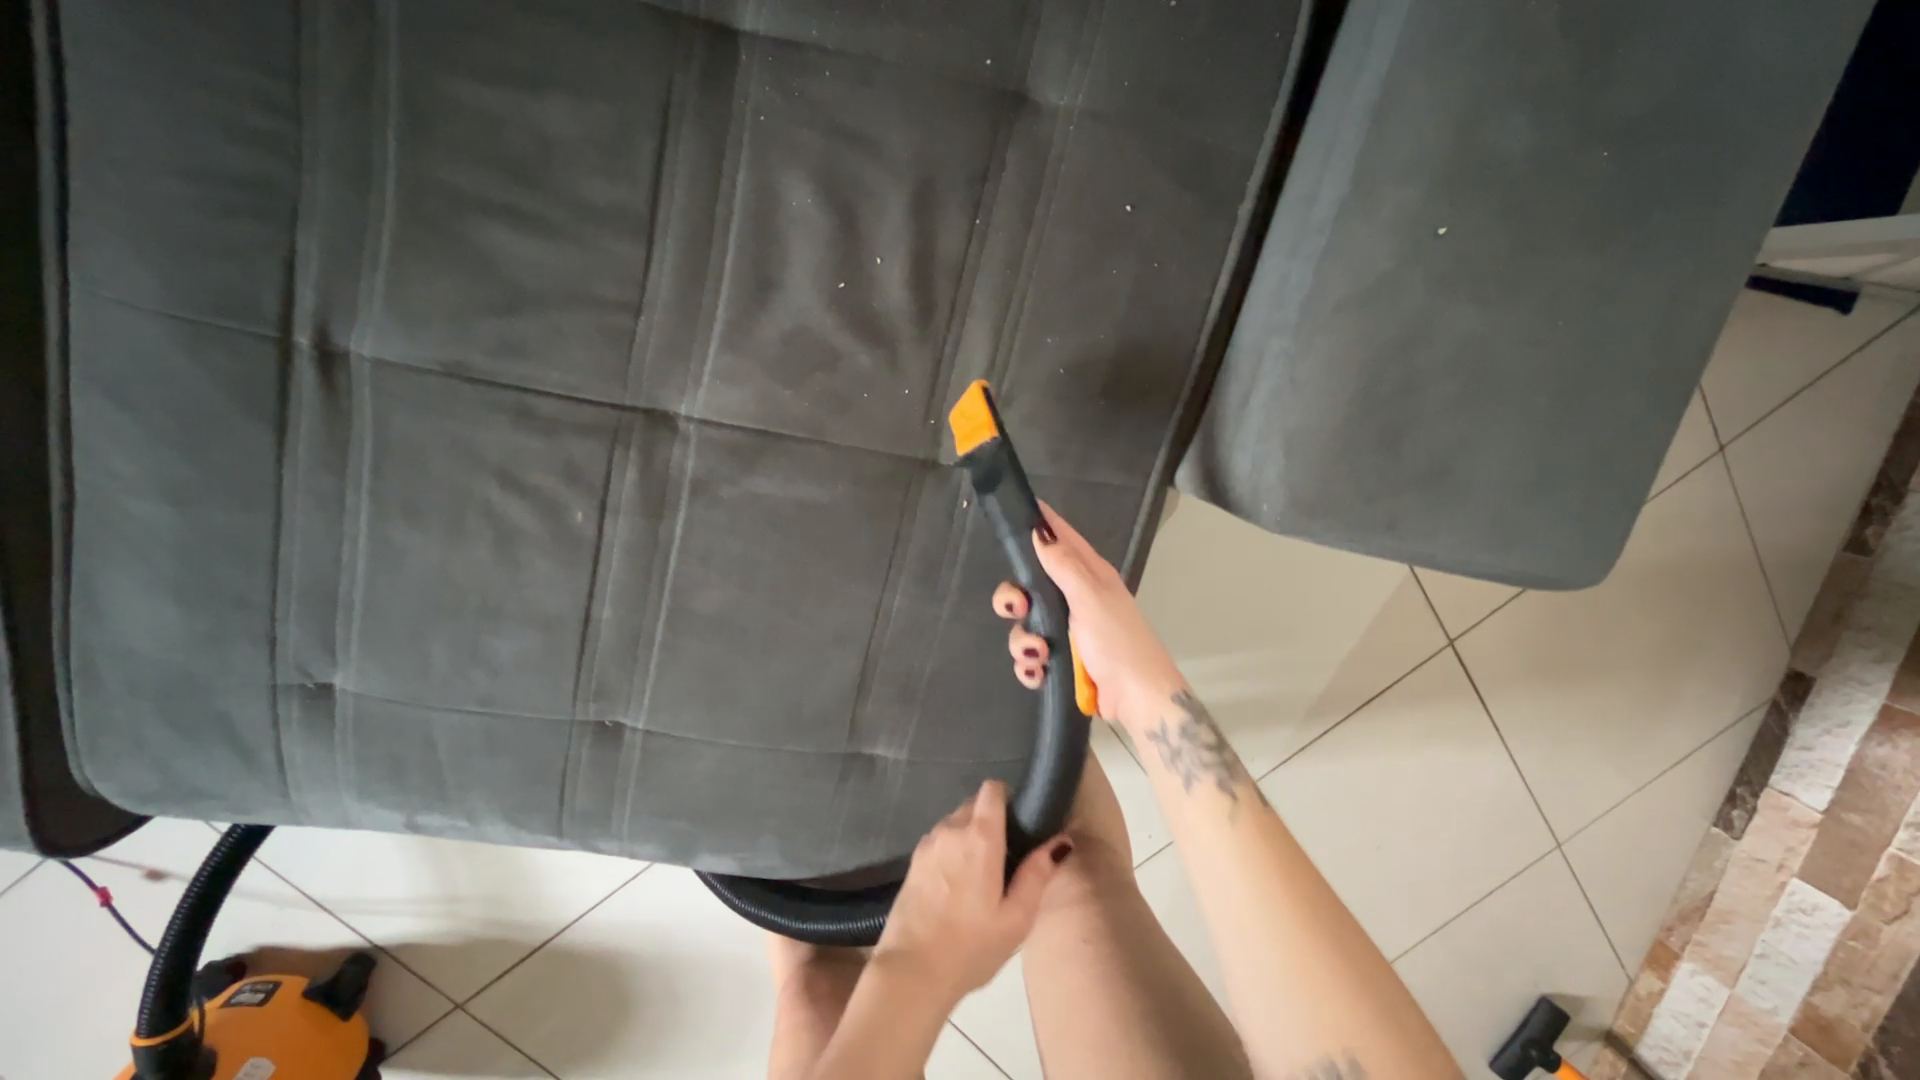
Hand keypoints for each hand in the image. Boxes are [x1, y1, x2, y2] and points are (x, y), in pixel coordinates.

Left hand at [874, 780, 1071, 1002]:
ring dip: (969, 838)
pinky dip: (951, 852)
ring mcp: (927, 846)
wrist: (911, 972)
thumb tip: (1059, 842)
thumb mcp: (1016, 918)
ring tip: (981, 877)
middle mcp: (949, 831)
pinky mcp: (912, 863)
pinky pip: (939, 843)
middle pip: (973, 806)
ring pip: (954, 824)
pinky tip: (957, 888)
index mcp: (979, 838)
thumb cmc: (971, 947)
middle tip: (1006, 859)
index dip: (1006, 797)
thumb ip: (1037, 875)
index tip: (1018, 821)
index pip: (991, 790)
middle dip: (990, 822)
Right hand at [994, 502, 1185, 732]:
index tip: (1015, 517)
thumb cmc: (1118, 643)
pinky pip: (1030, 658)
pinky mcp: (1061, 662)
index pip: (1061, 540)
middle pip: (1028, 587)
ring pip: (1025, 626)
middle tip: (1017, 610)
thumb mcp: (1091, 598)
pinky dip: (1030, 667)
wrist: (1136, 700)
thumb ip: (1063, 565)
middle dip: (1015, 599)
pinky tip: (1038, 674)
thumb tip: (1039, 531)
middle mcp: (1075, 601)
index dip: (1040, 526)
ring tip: (1038, 654)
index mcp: (1089, 577)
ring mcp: (1067, 634)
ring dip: (1024, 642)